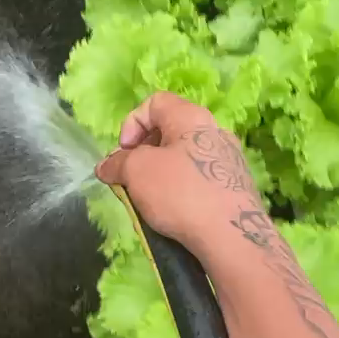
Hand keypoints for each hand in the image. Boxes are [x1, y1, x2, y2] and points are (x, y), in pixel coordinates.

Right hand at [94, 92, 264, 259]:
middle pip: (168, 130)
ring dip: (157, 172)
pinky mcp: (232, 185)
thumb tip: (106, 166)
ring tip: (147, 197)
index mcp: (192, 119)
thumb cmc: (180, 193)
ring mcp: (227, 159)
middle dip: (141, 152)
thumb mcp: (136, 171)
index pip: (154, 103)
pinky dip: (177, 187)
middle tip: (129, 176)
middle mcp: (214, 132)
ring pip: (181, 156)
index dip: (131, 123)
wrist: (230, 234)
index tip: (124, 153)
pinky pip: (196, 177)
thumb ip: (117, 163)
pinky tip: (172, 209)